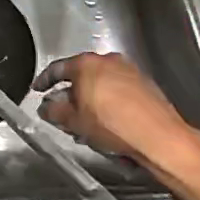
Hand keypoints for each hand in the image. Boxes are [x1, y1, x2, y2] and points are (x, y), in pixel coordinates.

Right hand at [35, 52, 199, 163]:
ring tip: (91, 127)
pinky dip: (112, 105)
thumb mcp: (74, 122)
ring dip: (93, 102)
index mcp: (86, 64)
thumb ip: (54, 111)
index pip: (57, 68)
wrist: (160, 138)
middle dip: (72, 96)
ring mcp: (129, 71)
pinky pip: (120, 92)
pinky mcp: (146, 84)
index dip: (44, 81)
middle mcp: (108, 60)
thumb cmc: (114, 126)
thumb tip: (46, 107)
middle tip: (66, 116)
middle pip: (81, 76)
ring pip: (102, 85)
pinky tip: (113, 127)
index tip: (39, 89)